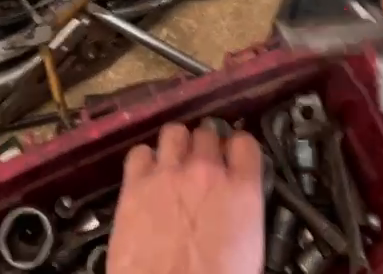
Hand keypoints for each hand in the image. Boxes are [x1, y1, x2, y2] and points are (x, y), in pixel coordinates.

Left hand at [107, 122, 263, 273]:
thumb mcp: (247, 250)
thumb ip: (242, 212)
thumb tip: (235, 208)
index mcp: (241, 190)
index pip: (245, 144)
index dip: (237, 150)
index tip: (232, 159)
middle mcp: (206, 171)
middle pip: (207, 133)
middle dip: (204, 147)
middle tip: (200, 166)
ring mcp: (168, 173)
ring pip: (173, 132)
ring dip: (176, 145)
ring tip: (173, 163)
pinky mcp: (135, 184)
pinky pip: (139, 153)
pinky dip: (144, 161)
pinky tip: (146, 176)